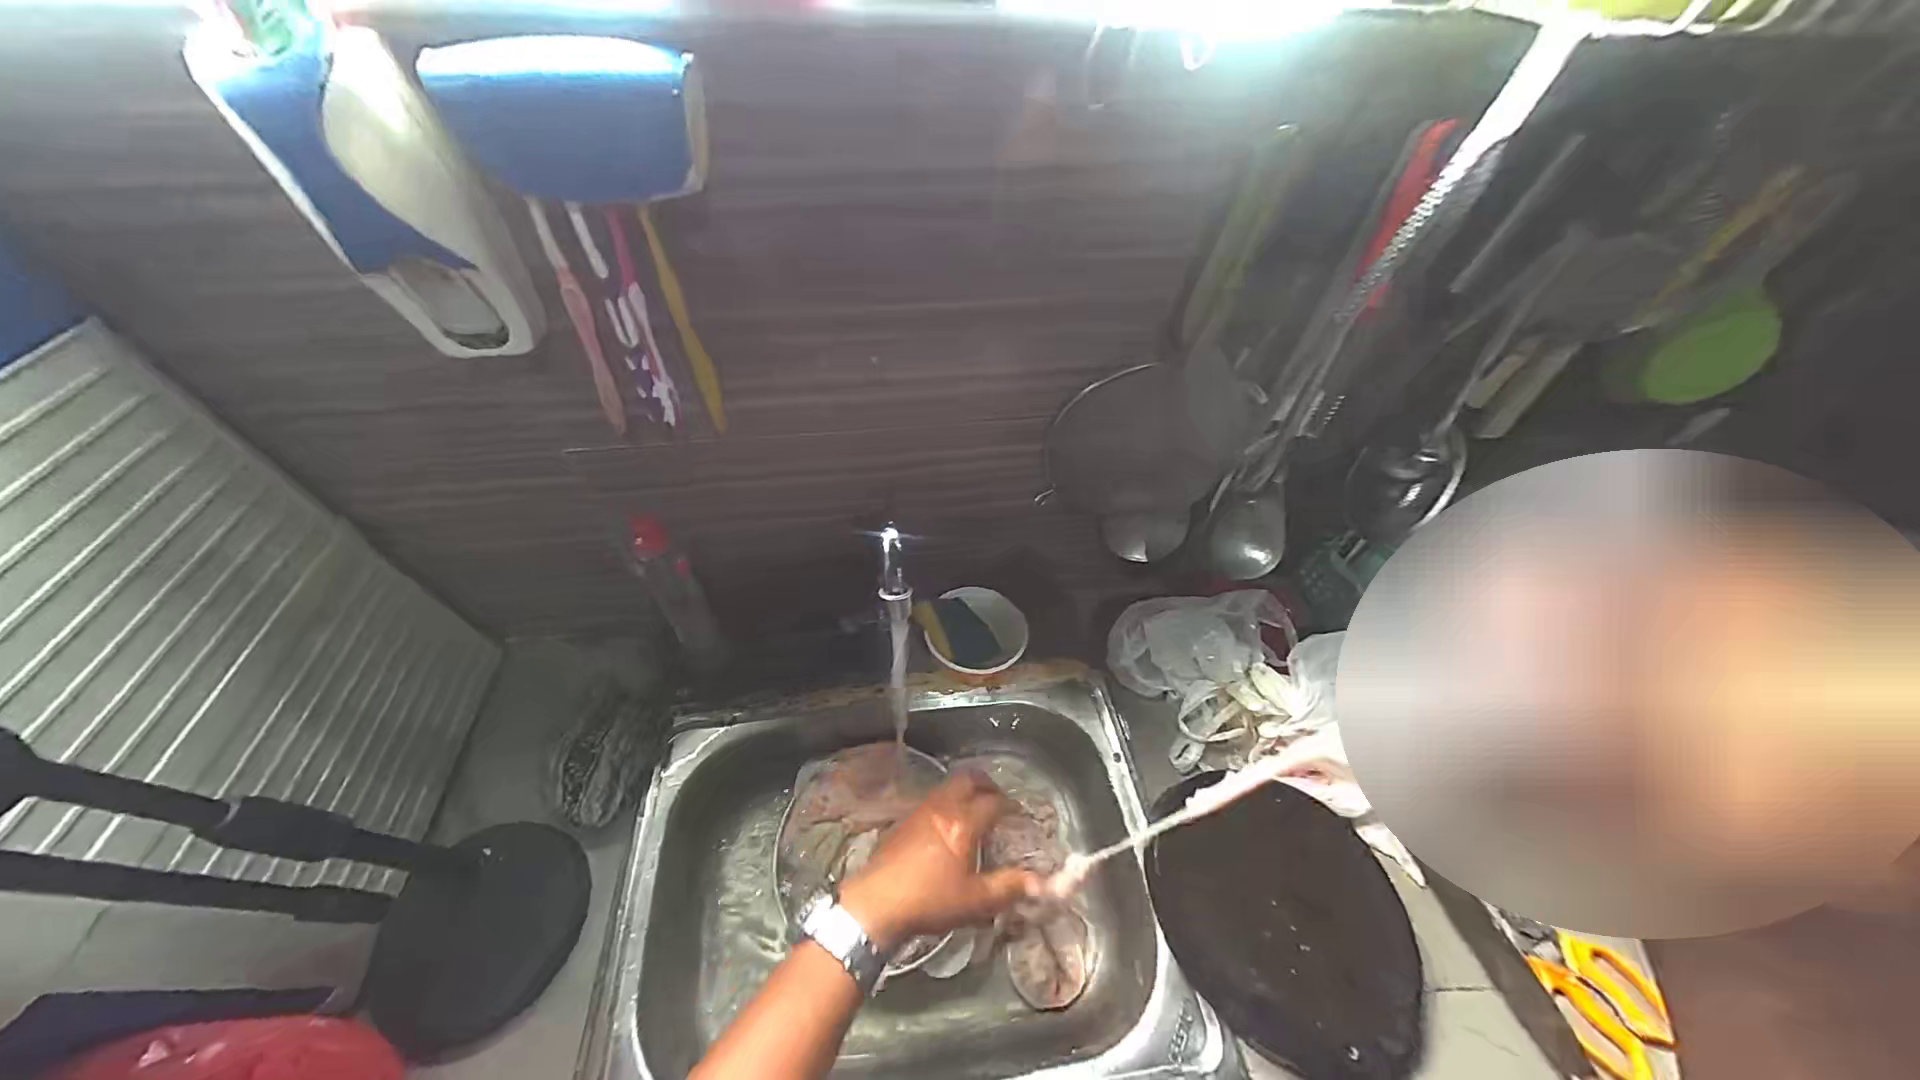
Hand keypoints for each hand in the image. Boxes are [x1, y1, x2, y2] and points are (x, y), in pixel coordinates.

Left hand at [837, 770, 1040, 949]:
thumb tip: (1040, 882)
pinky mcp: (904, 820)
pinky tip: (946, 826)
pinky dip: (946, 802)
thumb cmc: (930, 900)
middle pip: (968, 779)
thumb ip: (1009, 887)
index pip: (994, 802)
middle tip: (997, 798)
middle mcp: (943, 807)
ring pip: (947, 786)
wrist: (877, 903)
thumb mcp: (975, 900)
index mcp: (963, 823)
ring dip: (964, 791)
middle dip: (987, 784)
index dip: (1010, 805)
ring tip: (974, 810)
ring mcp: (920, 810)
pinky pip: (932, 799)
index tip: (1019, 815)